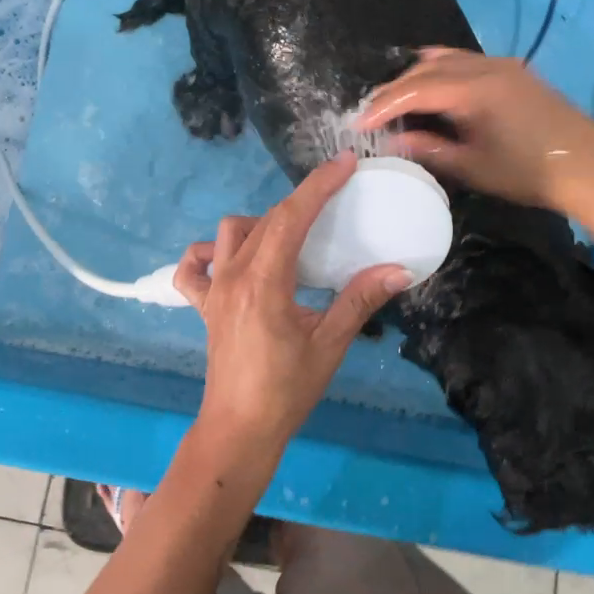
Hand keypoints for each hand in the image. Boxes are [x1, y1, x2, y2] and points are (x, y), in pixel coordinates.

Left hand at [173, 153, 412, 451]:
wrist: (240, 429)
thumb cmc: (286, 390)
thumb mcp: (329, 345)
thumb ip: (359, 301)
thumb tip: (399, 270)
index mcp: (264, 283)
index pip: (290, 218)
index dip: (318, 186)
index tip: (345, 164)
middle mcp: (233, 277)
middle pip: (265, 220)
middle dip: (300, 203)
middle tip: (334, 203)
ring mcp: (214, 290)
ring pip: (229, 234)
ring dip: (260, 225)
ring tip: (290, 240)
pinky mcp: (204, 306)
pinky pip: (194, 267)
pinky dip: (209, 255)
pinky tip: (231, 262)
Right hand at [359, 48, 593, 214]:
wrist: (590, 169)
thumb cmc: (528, 173)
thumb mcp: (472, 167)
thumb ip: (429, 149)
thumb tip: (391, 143)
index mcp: (475, 89)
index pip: (415, 89)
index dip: (383, 106)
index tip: (358, 124)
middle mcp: (486, 66)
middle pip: (427, 69)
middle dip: (394, 90)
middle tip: (369, 114)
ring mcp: (502, 66)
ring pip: (446, 60)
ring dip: (415, 77)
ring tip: (393, 101)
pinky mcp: (513, 73)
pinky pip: (465, 61)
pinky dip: (439, 71)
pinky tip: (429, 88)